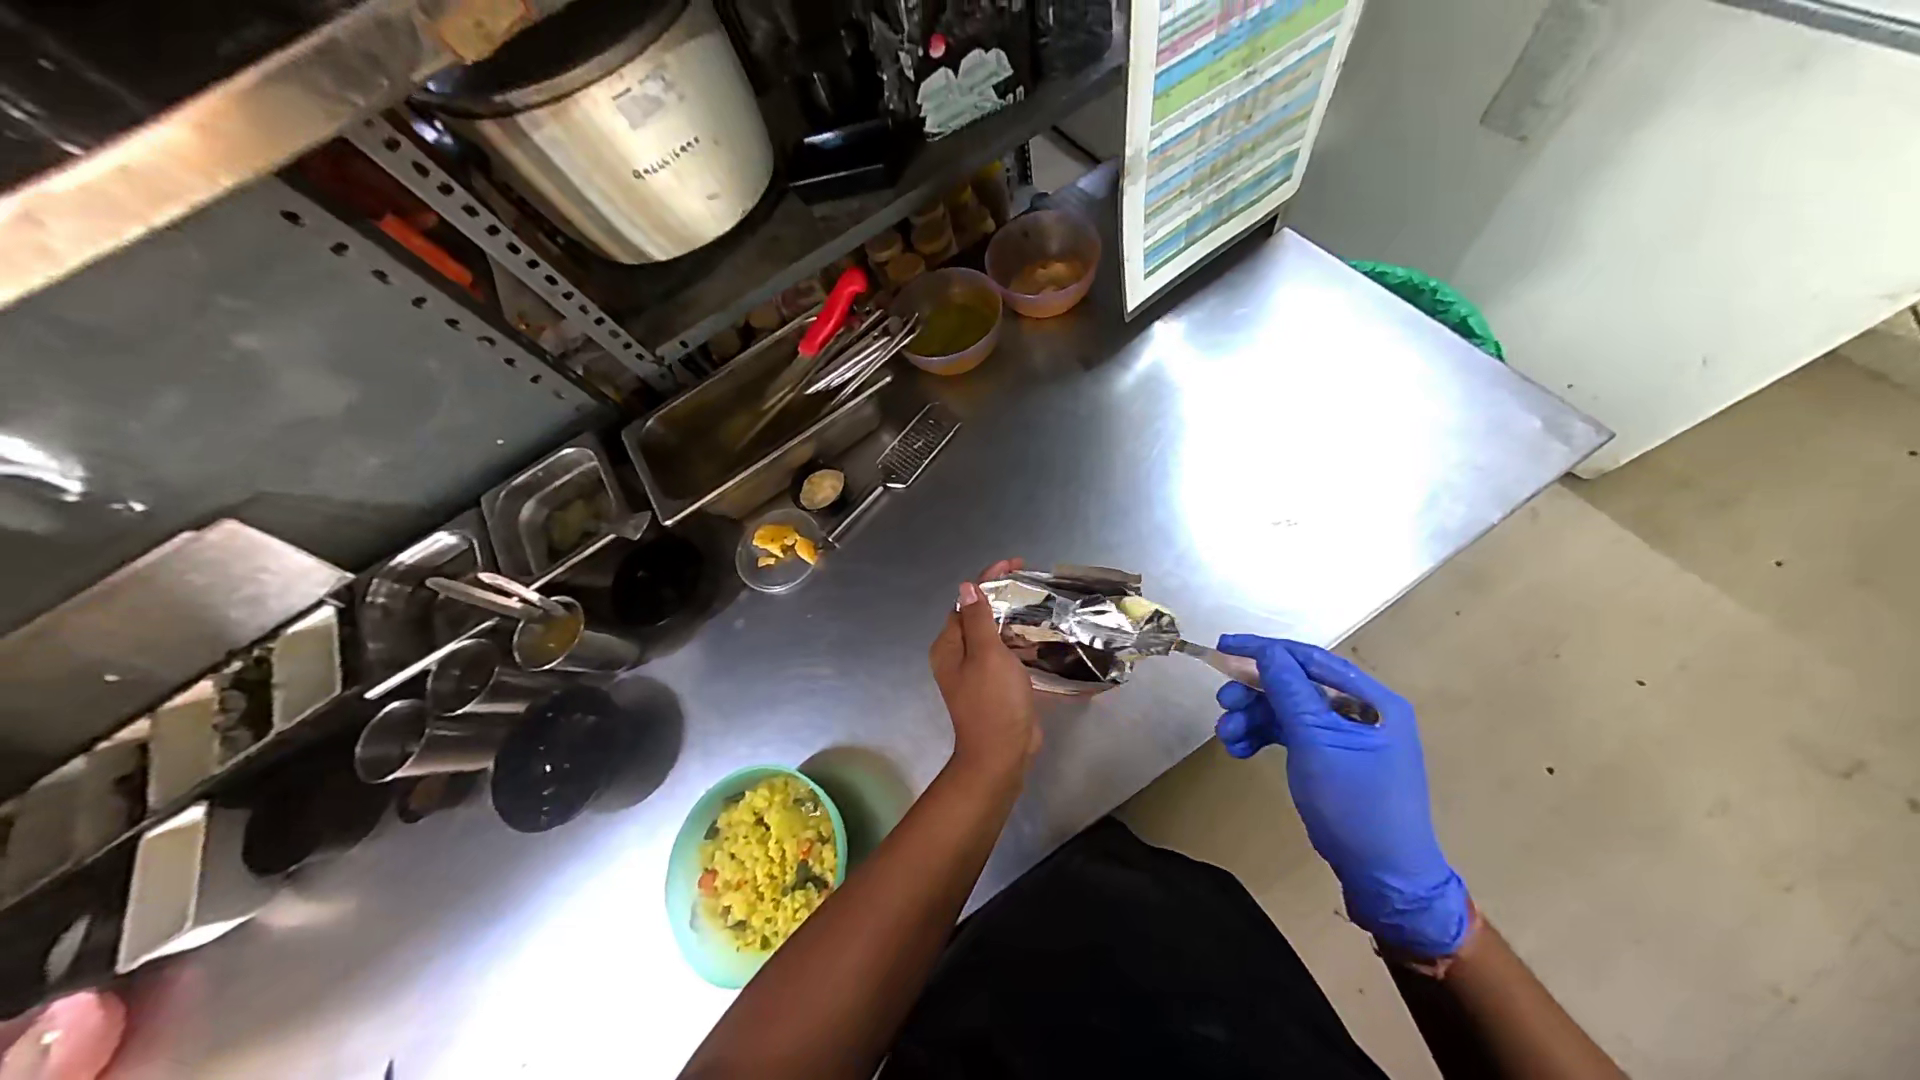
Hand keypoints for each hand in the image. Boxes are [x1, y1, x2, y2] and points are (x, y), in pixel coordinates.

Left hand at [929, 558, 1040, 781]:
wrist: (1001, 754)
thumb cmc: (993, 701)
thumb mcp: (986, 654)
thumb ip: (978, 619)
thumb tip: (967, 586)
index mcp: (949, 646)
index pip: (965, 602)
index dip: (988, 580)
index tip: (1014, 564)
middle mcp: (958, 656)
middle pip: (979, 616)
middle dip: (1003, 598)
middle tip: (1032, 584)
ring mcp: (976, 672)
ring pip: (995, 636)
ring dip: (1014, 620)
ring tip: (1042, 606)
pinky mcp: (995, 686)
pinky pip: (1006, 655)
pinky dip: (1021, 644)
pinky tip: (1042, 639)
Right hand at [1215, 635, 1471, 957]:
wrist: (1384, 875)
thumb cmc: (1355, 803)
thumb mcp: (1317, 742)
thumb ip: (1290, 692)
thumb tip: (1266, 652)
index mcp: (1370, 699)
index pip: (1309, 658)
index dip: (1264, 649)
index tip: (1223, 646)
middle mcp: (1358, 709)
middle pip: (1293, 684)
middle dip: (1253, 692)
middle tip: (1223, 702)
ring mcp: (1343, 735)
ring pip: (1285, 710)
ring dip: (1252, 718)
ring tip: (1227, 737)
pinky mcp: (1328, 756)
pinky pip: (1288, 733)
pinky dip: (1262, 737)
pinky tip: (1240, 750)